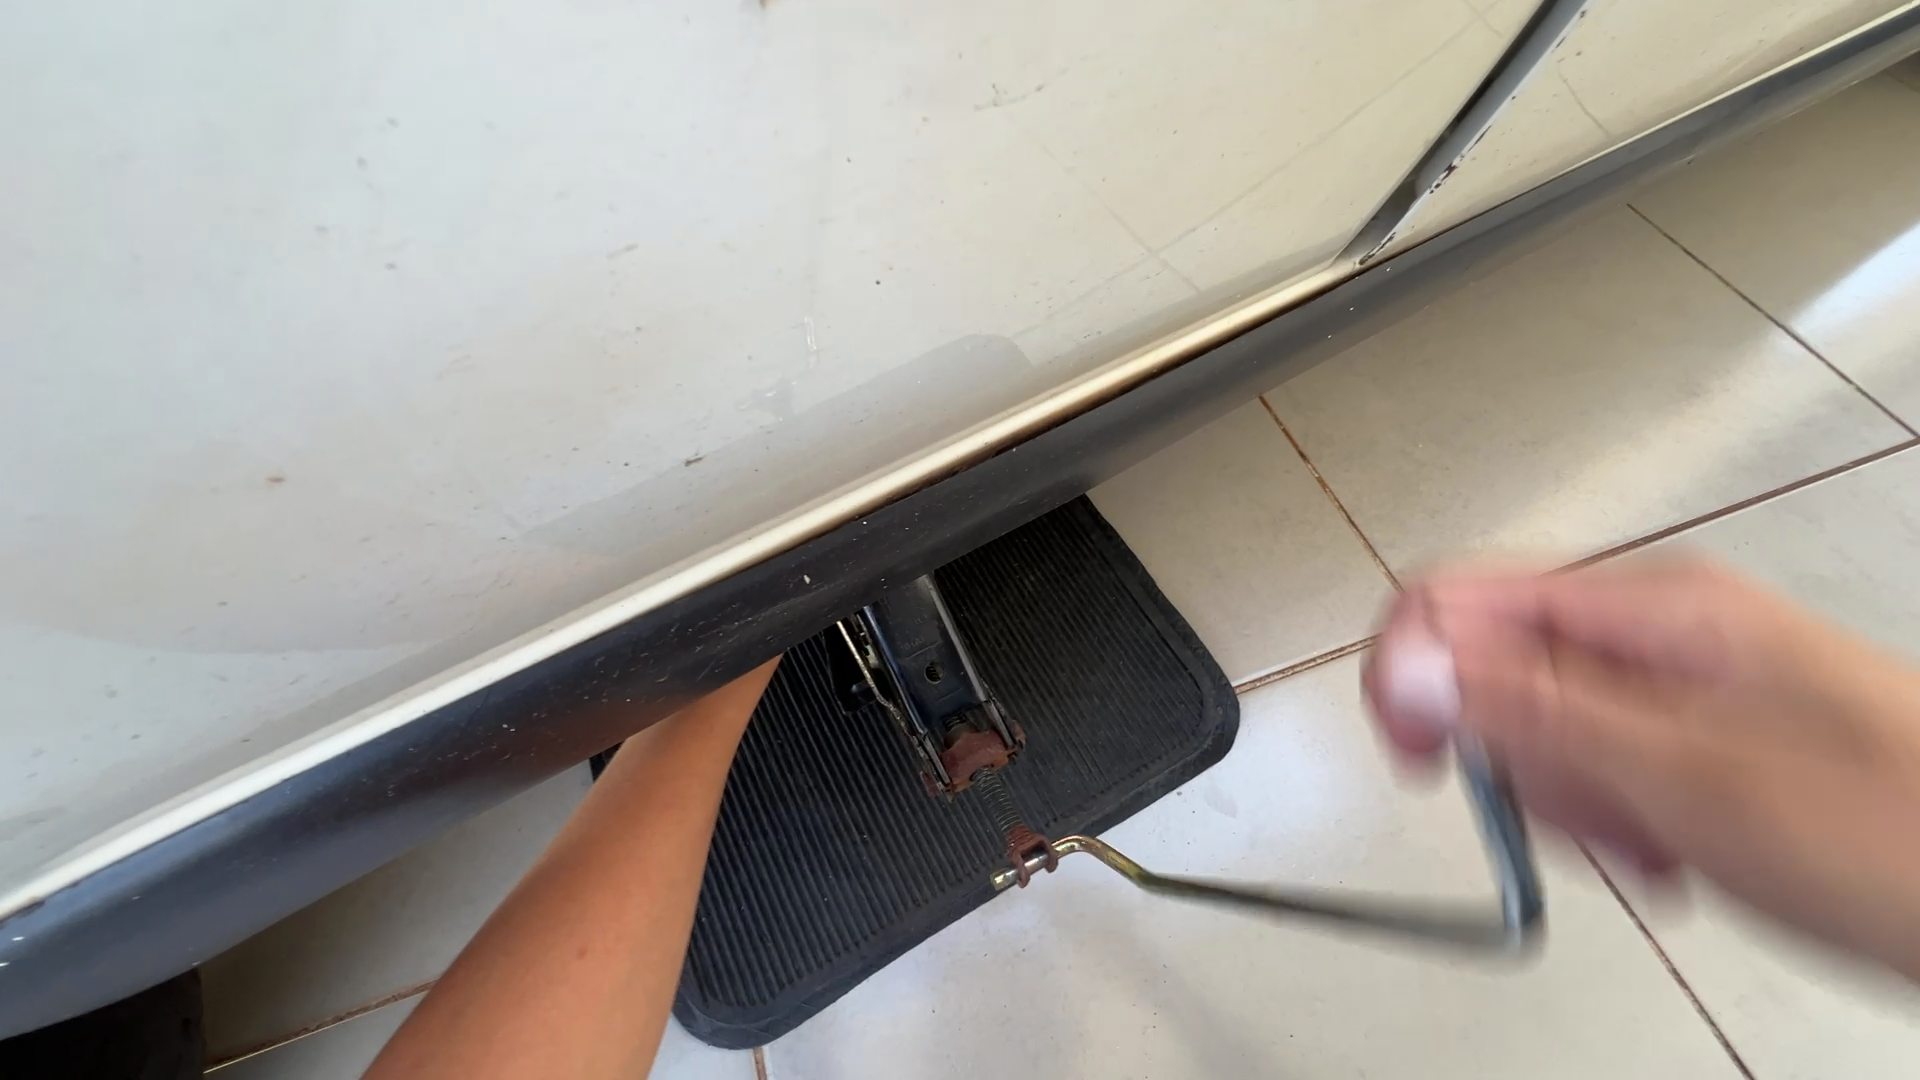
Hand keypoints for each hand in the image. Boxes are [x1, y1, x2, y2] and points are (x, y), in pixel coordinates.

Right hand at [1363, 556, 1919, 979]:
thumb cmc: (1898, 838)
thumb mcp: (1687, 773)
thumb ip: (1530, 708)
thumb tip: (1406, 666)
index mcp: (1643, 604)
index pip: (1453, 596)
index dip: (1408, 663)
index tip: (1408, 741)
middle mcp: (1639, 624)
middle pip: (1480, 661)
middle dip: (1503, 746)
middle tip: (1566, 803)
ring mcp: (1649, 674)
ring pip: (1518, 715)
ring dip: (1553, 787)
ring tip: (1636, 831)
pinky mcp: (1659, 722)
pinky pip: (1565, 751)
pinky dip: (1587, 804)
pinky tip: (1651, 837)